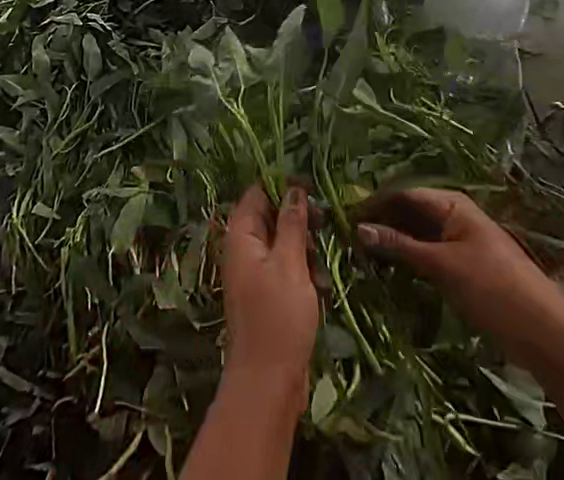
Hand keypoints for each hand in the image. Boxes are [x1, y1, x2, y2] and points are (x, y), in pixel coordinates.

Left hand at [220, 185, 318, 376]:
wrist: (268, 376)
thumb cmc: (278, 316)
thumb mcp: (290, 264)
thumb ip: (291, 224)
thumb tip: (293, 190)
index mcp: (239, 233)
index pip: (257, 193)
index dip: (283, 187)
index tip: (314, 190)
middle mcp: (241, 246)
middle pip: (270, 216)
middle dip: (298, 222)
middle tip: (323, 230)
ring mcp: (252, 269)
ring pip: (281, 243)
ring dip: (304, 251)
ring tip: (320, 272)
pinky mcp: (264, 290)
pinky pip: (284, 268)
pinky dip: (302, 273)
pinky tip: (319, 289)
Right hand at [354, 188, 563, 367]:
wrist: (549, 335)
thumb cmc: (494, 289)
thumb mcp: (440, 265)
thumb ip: (398, 244)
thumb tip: (358, 228)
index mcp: (451, 205)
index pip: (400, 193)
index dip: (371, 204)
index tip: (342, 217)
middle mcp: (453, 217)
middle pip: (405, 212)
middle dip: (378, 222)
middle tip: (347, 238)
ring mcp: (457, 242)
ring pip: (413, 233)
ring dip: (389, 241)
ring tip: (360, 254)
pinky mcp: (460, 266)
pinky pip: (423, 253)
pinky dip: (404, 257)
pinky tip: (386, 268)